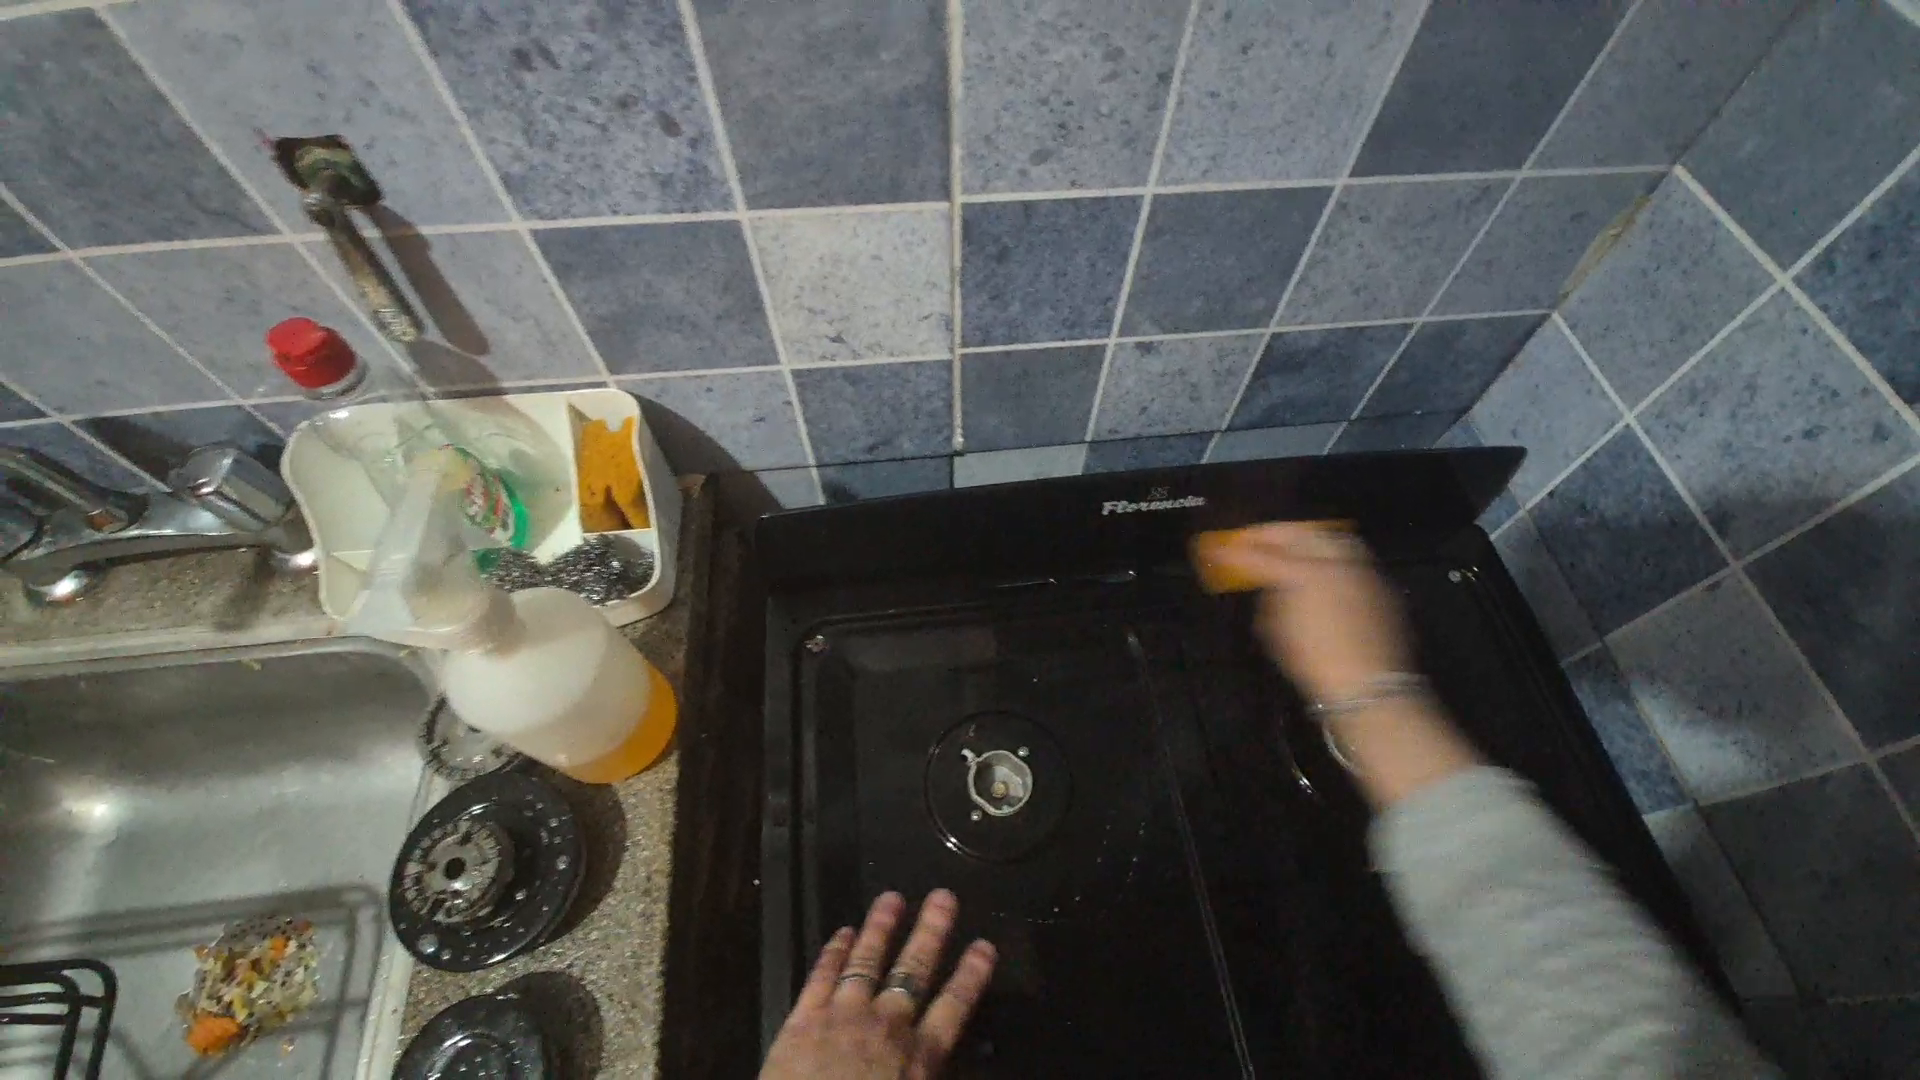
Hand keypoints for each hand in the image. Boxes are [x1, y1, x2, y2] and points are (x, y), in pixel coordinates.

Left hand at [760, 890, 996, 1079]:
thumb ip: (927, 1071)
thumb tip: (937, 1063)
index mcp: (916, 1061)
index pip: (952, 1010)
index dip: (970, 977)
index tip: (984, 946)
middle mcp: (886, 1028)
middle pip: (914, 971)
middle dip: (931, 932)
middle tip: (944, 896)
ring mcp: (843, 1016)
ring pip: (867, 961)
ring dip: (881, 927)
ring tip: (892, 897)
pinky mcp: (803, 1018)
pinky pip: (823, 976)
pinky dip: (834, 951)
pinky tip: (842, 932)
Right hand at [1201, 523, 1413, 703]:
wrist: (1369, 686)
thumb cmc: (1313, 662)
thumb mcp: (1276, 630)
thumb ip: (1269, 595)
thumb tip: (1266, 579)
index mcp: (1304, 573)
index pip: (1263, 551)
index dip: (1239, 549)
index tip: (1223, 549)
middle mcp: (1335, 562)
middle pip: (1301, 532)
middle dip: (1276, 534)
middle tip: (1258, 542)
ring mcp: (1362, 571)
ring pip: (1331, 539)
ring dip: (1305, 540)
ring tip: (1289, 551)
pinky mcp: (1379, 585)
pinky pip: (1350, 558)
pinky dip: (1328, 557)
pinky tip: (1319, 572)